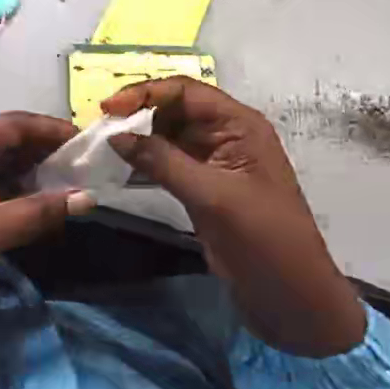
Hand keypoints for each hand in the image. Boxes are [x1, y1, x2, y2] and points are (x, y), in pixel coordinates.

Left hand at [0, 112, 92, 336]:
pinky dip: (15, 180)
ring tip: (68, 178)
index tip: (87, 141)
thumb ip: (41, 211)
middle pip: (8, 134)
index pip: (16, 123)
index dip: (53, 130)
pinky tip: (37, 196)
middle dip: (45, 146)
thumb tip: (88, 197)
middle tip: (82, 161)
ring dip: (31, 164)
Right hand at [102, 77, 364, 355]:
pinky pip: (164, 163)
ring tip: (100, 148)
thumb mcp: (212, 196)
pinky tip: (115, 170)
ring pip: (164, 136)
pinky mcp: (199, 186)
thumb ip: (162, 161)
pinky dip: (140, 163)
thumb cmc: (263, 238)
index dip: (145, 94)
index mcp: (239, 126)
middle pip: (172, 110)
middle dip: (135, 115)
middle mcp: (224, 136)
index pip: (185, 92)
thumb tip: (116, 136)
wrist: (291, 296)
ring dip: (135, 139)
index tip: (107, 109)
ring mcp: (211, 162)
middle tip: (98, 130)